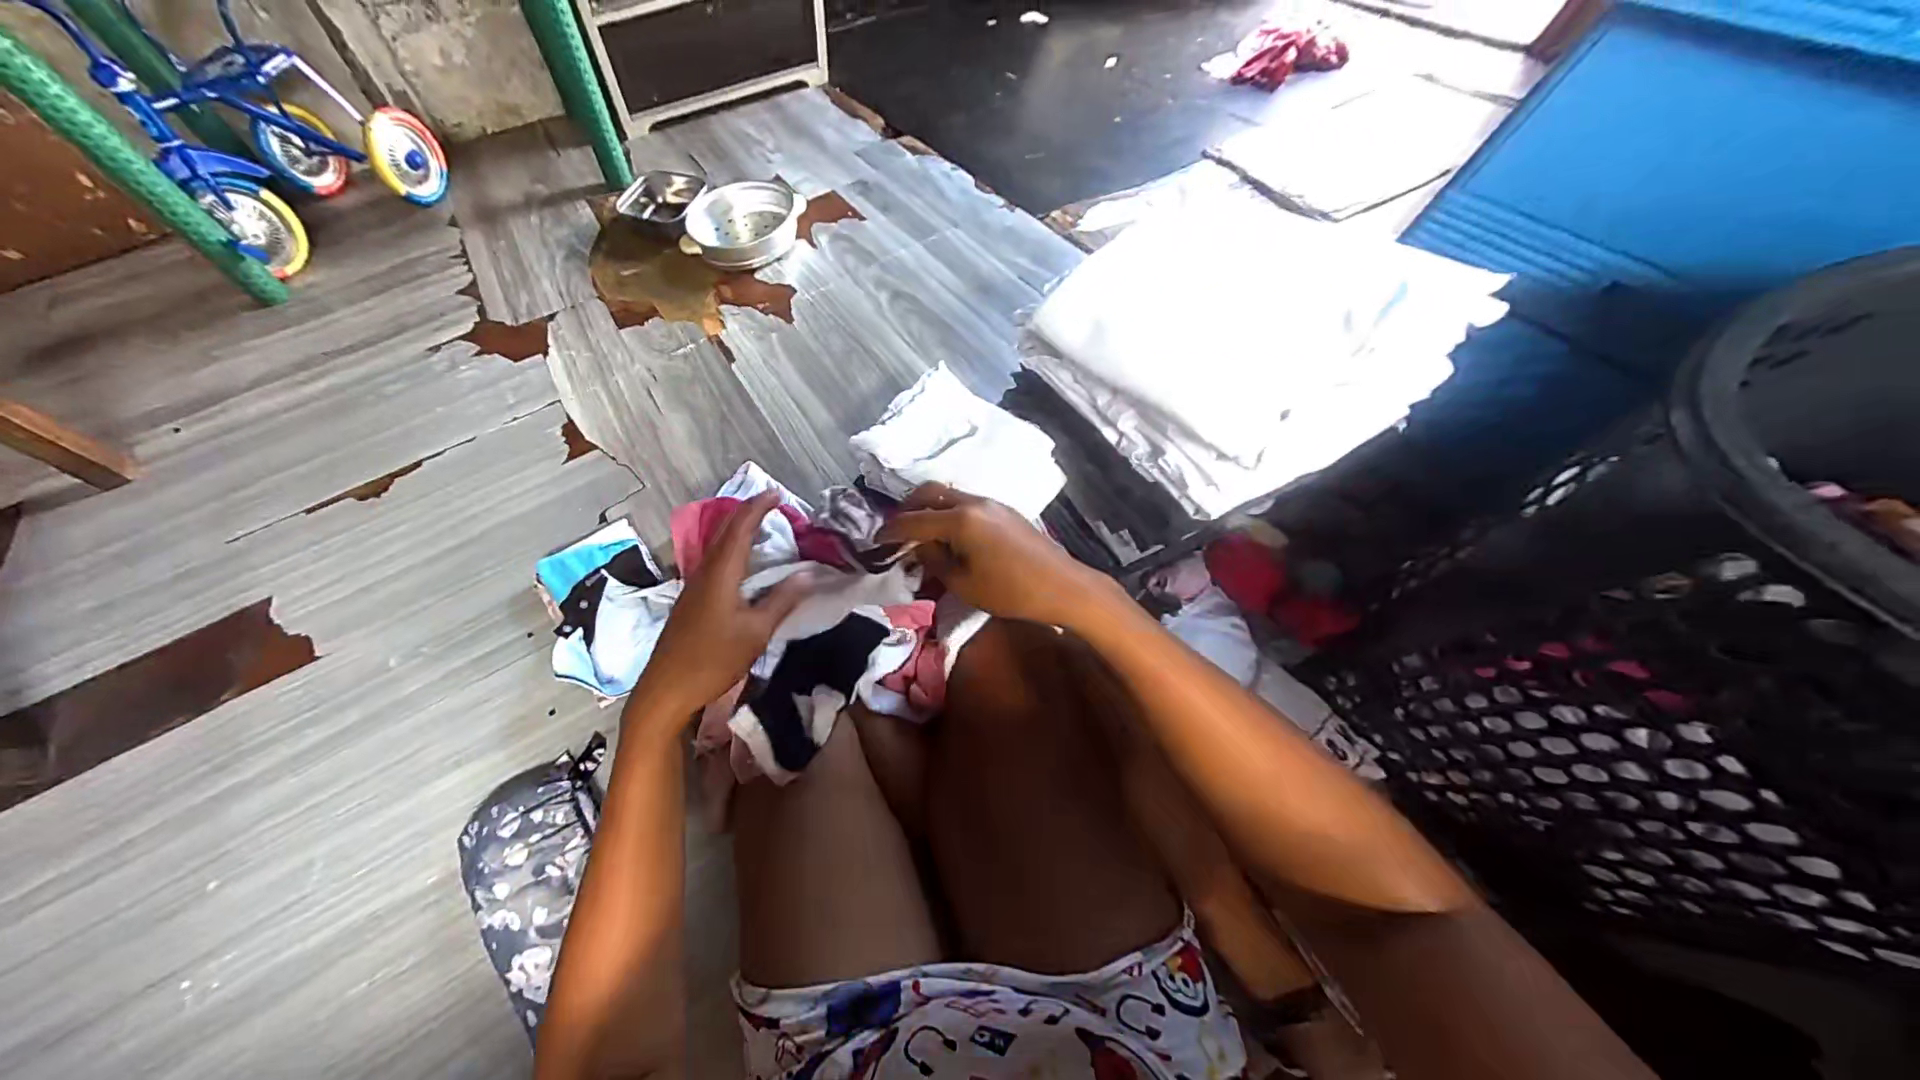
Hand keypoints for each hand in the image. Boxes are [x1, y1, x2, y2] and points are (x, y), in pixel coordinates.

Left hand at [629, 492, 819, 722]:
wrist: (667, 689)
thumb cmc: (714, 659)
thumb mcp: (756, 632)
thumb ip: (782, 600)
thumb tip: (806, 575)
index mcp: (721, 573)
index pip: (740, 529)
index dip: (758, 508)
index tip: (777, 494)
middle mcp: (704, 572)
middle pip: (725, 532)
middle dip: (747, 513)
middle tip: (772, 505)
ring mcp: (694, 586)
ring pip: (718, 546)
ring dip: (738, 531)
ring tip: (762, 527)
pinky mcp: (692, 601)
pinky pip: (715, 562)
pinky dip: (732, 551)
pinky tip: (743, 563)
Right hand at [877, 483, 1119, 627]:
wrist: (1062, 586)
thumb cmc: (1010, 592)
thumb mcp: (962, 583)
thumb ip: (934, 559)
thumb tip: (919, 545)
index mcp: (960, 520)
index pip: (914, 520)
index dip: (891, 530)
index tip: (875, 540)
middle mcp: (973, 502)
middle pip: (929, 493)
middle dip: (907, 508)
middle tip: (896, 531)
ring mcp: (991, 502)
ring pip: (948, 495)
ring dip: (929, 508)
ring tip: (920, 533)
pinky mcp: (1004, 510)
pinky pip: (965, 502)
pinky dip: (948, 512)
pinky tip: (948, 534)